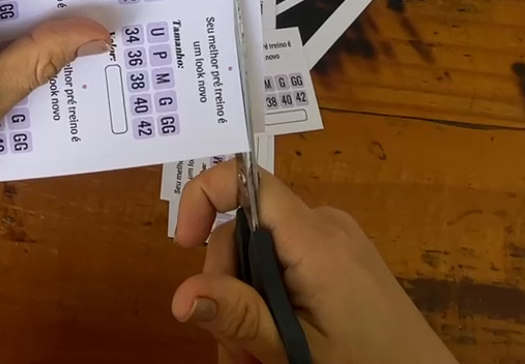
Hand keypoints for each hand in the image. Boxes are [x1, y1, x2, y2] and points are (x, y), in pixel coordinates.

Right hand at [171, 161, 455, 363]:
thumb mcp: (297, 351)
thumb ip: (240, 316)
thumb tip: (178, 295)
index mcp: (315, 236)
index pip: (246, 178)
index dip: (204, 196)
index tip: (184, 245)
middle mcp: (325, 224)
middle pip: (247, 229)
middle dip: (227, 283)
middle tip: (232, 347)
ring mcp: (338, 241)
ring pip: (263, 252)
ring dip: (247, 301)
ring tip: (255, 358)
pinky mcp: (346, 260)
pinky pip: (289, 263)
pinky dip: (272, 298)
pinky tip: (277, 343)